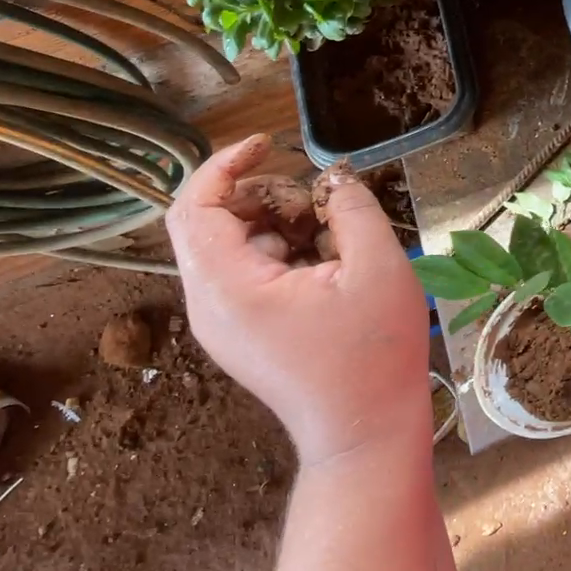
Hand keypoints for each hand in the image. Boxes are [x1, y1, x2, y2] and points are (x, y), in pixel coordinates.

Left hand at [166, 136, 431, 463]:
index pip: (193, 209)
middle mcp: (211, 305)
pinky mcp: (245, 333)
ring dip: (284, 225)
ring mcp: (225, 323)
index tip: (268, 142)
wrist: (367, 428)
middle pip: (215, 224)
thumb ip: (353, 209)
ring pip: (238, 247)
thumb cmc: (374, 348)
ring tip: (339, 239)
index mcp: (230, 288)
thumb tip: (335, 176)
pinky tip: (333, 266)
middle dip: (269, 198)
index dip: (222, 165)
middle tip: (327, 205)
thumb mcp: (377, 266)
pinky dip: (288, 253)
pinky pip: (252, 273)